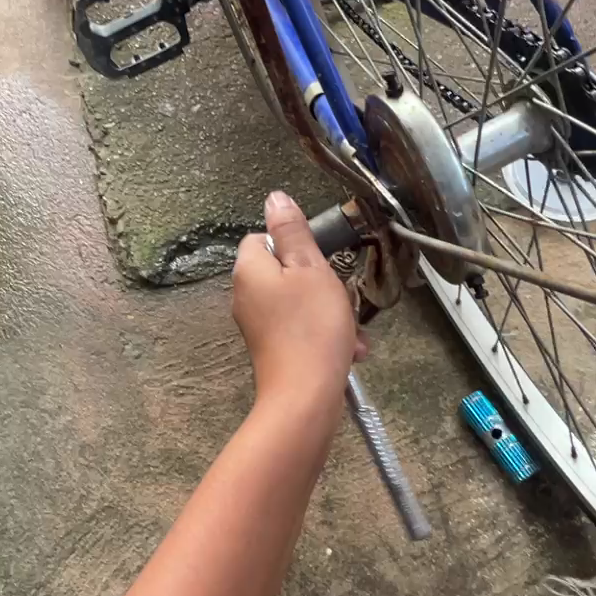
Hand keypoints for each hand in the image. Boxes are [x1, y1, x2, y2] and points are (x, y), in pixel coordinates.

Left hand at [231, 191, 363, 418]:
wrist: (305, 397)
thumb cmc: (311, 327)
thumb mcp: (310, 268)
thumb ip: (292, 231)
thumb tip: (274, 198)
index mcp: (248, 270)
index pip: (263, 237)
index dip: (293, 244)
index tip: (319, 260)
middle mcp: (245, 295)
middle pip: (284, 270)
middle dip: (320, 282)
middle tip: (338, 296)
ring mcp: (257, 325)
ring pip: (298, 302)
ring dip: (329, 312)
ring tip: (349, 330)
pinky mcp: (272, 349)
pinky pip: (301, 329)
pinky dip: (324, 335)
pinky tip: (348, 350)